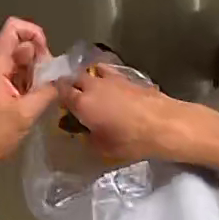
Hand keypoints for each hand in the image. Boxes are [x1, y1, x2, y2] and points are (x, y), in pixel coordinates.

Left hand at [0, 17, 57, 175]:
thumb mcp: (26, 113)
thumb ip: (47, 91)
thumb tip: (64, 77)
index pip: (14, 28)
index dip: (34, 33)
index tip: (46, 55)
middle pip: (22, 44)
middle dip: (40, 57)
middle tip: (49, 81)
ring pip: (22, 61)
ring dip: (36, 72)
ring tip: (42, 93)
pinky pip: (19, 75)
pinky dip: (30, 83)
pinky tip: (34, 101)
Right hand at [55, 64, 218, 164]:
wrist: (162, 123)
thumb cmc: (130, 140)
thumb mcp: (103, 148)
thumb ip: (88, 138)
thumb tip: (84, 132)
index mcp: (82, 103)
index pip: (61, 91)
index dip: (56, 94)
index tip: (56, 100)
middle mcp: (93, 86)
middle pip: (75, 77)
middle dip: (70, 84)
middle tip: (71, 95)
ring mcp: (112, 78)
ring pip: (92, 71)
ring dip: (88, 78)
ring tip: (90, 88)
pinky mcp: (128, 77)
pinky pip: (109, 73)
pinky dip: (104, 76)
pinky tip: (110, 86)